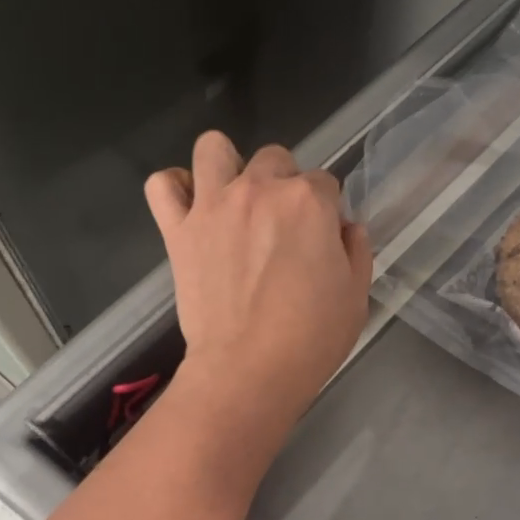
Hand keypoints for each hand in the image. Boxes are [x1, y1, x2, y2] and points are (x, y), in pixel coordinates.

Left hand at [145, 132, 370, 422]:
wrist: (250, 371)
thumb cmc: (312, 340)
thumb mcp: (356, 297)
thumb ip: (355, 252)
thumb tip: (345, 229)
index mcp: (309, 202)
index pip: (325, 184)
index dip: (327, 212)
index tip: (323, 241)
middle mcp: (260, 189)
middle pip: (274, 159)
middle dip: (284, 185)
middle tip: (283, 228)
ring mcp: (213, 206)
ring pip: (214, 149)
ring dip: (228, 167)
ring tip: (236, 202)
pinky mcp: (178, 231)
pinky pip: (162, 185)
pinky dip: (176, 190)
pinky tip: (192, 210)